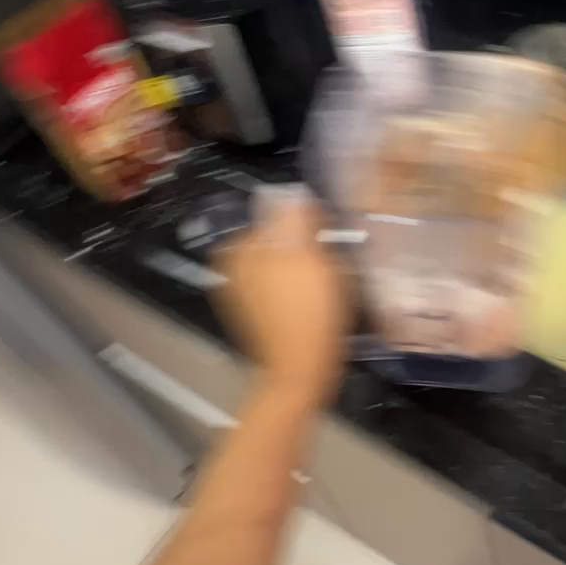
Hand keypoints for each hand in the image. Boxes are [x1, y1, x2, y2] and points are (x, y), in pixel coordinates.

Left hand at [213, 185, 349, 407]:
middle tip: (332, 266)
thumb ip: (296, 219)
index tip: (331, 239)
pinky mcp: (256, 315)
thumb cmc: (310, 312)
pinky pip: (282, 288)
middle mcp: (233, 266)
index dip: (311, 223)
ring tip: (327, 286)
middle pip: (280, 239)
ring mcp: (242, 293)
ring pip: (282, 263)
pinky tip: (315, 303)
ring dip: (304, 268)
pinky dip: (297, 290)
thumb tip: (291, 192)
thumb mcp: (310, 257)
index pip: (280, 213)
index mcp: (241, 247)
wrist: (301, 371)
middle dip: (305, 245)